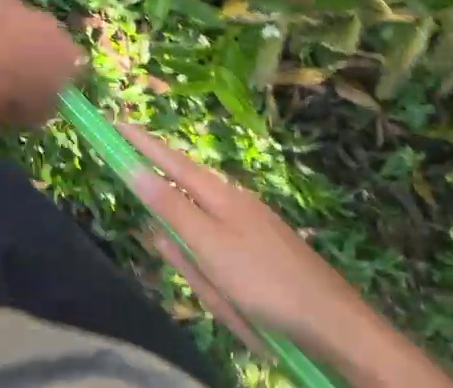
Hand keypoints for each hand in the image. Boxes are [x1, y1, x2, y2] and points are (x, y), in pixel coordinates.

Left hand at [0, 0, 84, 128]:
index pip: (72, 58)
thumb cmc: (11, 106)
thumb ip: (50, 94)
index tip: (41, 76)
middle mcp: (55, 29)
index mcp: (72, 58)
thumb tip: (45, 90)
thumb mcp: (41, 112)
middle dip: (35, 43)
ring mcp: (27, 12)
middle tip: (14, 58)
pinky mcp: (0, 2)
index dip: (56, 67)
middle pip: (48, 32)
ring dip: (14, 23)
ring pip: (24, 13)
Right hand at [118, 123, 375, 357]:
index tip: (111, 123)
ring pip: (203, 246)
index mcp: (219, 195)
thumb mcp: (206, 245)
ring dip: (206, 278)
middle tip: (200, 279)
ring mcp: (252, 233)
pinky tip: (242, 310)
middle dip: (180, 249)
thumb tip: (131, 167)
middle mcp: (234, 205)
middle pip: (182, 212)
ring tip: (231, 305)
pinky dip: (224, 289)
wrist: (342, 330)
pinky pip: (224, 267)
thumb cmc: (266, 282)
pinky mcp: (265, 259)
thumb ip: (167, 206)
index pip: (167, 160)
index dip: (138, 143)